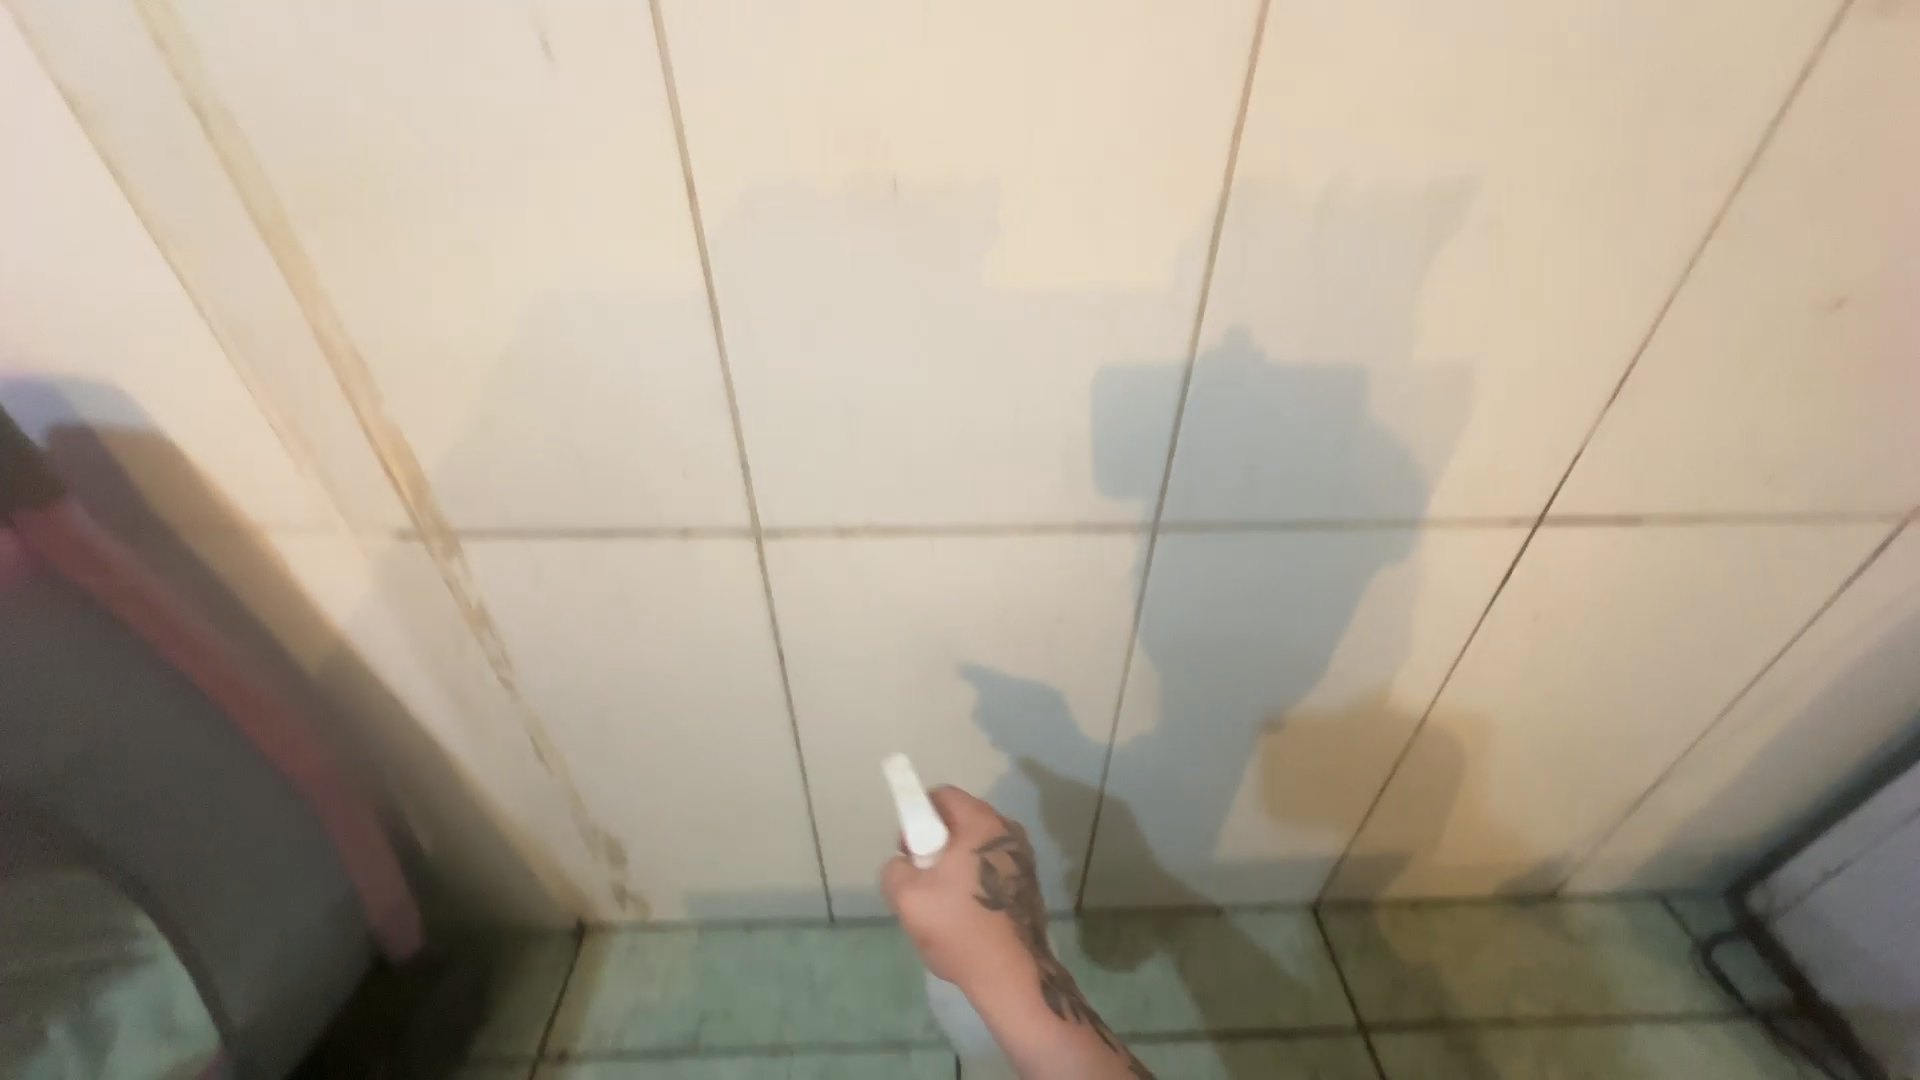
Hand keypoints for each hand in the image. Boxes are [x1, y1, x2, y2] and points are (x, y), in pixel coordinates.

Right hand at [880, 786, 1048, 993]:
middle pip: (960, 820)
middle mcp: (1007, 831)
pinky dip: (975, 880)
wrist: (1012, 976)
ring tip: (943, 902)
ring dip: (955, 864)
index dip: (918, 816)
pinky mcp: (1028, 882)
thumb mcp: (906, 897)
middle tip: (921, 878)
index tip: (910, 850)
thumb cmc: (960, 928)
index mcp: (981, 823)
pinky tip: (967, 914)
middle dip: (935, 843)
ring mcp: (1022, 857)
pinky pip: (992, 867)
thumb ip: (895, 869)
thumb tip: (905, 865)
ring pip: (975, 846)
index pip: (943, 796)